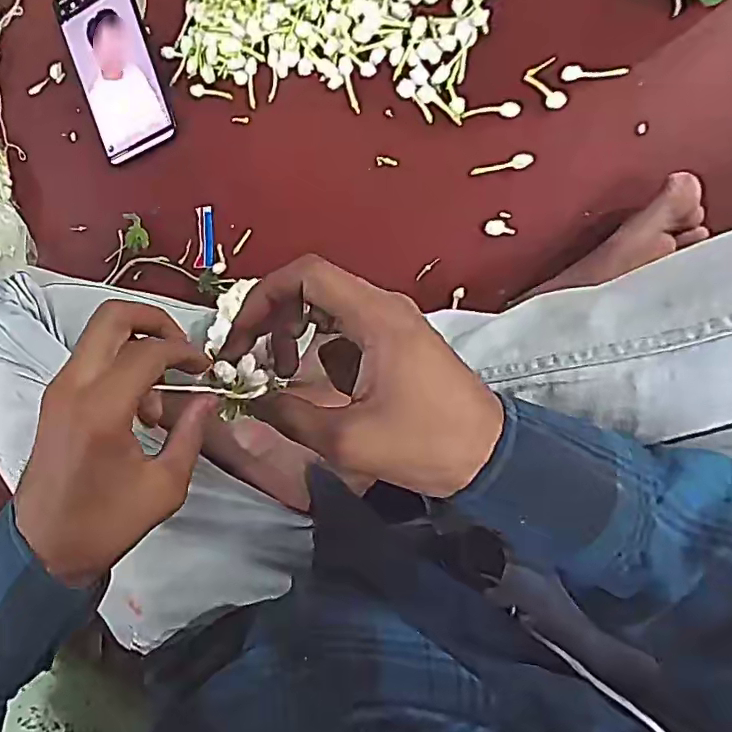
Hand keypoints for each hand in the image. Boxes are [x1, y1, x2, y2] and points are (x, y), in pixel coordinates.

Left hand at [15, 300, 216, 586]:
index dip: (185, 352)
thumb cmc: (104, 524)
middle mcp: (73, 387)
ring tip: (159, 397)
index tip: (205, 368)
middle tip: (181, 351)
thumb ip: (190, 433)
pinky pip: (91, 359)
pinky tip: (138, 407)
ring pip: (100, 334)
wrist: (44, 549)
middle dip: (156, 321)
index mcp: (101, 409)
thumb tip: (207, 399)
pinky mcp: (54, 399)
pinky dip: (120, 364)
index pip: (149, 350)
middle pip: (113, 316)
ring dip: (137, 346)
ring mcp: (58, 389)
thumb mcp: (165, 485)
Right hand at [220, 256, 503, 497]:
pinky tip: (318, 383)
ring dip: (293, 333)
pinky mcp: (395, 342)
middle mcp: (383, 308)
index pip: (305, 274)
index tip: (241, 336)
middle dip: (271, 317)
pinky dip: (319, 347)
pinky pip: (344, 329)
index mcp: (375, 317)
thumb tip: (252, 403)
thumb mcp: (348, 439)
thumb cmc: (428, 444)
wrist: (490, 457)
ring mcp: (391, 323)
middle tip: (250, 356)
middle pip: (311, 286)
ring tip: (281, 372)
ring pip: (325, 307)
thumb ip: (290, 416)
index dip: (261, 297)